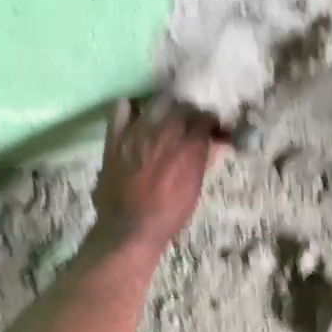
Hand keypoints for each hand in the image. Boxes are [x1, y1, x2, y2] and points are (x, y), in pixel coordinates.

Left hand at [92, 97, 221, 251]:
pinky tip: (135, 117)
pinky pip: (121, 109)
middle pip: (182, 106)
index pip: (205, 118)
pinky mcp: (116, 138)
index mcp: (189, 147)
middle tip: (187, 125)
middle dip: (188, 113)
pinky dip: (131, 109)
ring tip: (163, 119)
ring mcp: (138, 132)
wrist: (129, 229)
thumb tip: (216, 143)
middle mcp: (165, 133)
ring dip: (165, 108)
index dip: (208, 122)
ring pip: (156, 103)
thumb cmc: (167, 215)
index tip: (208, 129)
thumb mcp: (194, 188)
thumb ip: (203, 160)